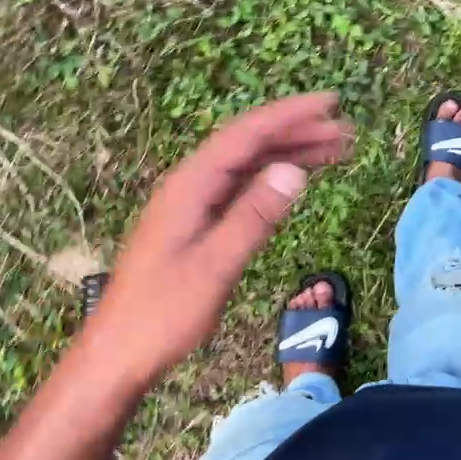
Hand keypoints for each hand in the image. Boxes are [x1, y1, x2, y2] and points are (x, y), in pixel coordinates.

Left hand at [90, 93, 351, 384]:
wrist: (115, 357)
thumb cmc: (162, 315)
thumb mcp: (214, 266)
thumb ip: (253, 216)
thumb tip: (294, 170)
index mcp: (191, 184)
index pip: (248, 134)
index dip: (290, 114)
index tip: (330, 103)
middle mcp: (192, 183)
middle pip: (251, 143)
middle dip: (298, 131)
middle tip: (345, 130)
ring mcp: (194, 202)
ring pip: (249, 163)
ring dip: (290, 152)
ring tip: (335, 150)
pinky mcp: (198, 222)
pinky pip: (243, 185)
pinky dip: (274, 176)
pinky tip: (297, 178)